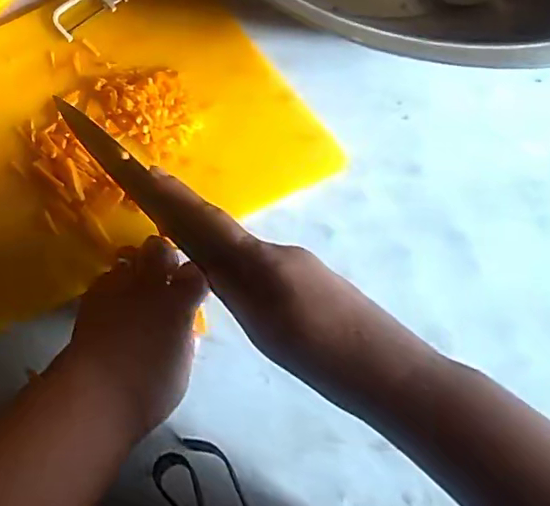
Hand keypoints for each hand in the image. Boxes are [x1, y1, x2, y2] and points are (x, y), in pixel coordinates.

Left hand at [53, 236, 207, 440]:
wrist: (100, 387)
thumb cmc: (151, 386)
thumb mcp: (182, 362)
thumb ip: (184, 333)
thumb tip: (182, 323)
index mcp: (178, 302)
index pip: (195, 272)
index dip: (194, 277)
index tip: (194, 288)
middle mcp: (149, 283)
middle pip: (159, 247)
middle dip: (164, 255)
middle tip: (164, 277)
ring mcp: (118, 282)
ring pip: (130, 257)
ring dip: (136, 268)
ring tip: (136, 289)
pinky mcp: (94, 290)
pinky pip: (108, 275)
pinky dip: (114, 284)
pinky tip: (114, 302)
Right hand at [147, 170, 441, 413]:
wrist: (400, 376)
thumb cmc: (325, 357)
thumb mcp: (264, 328)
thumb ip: (230, 289)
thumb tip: (201, 260)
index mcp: (261, 261)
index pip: (209, 221)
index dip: (177, 198)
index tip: (150, 173)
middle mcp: (280, 252)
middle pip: (225, 231)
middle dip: (191, 218)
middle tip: (160, 209)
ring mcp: (302, 265)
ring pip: (248, 253)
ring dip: (218, 250)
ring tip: (198, 265)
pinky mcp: (319, 283)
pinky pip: (268, 266)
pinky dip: (246, 268)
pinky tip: (250, 296)